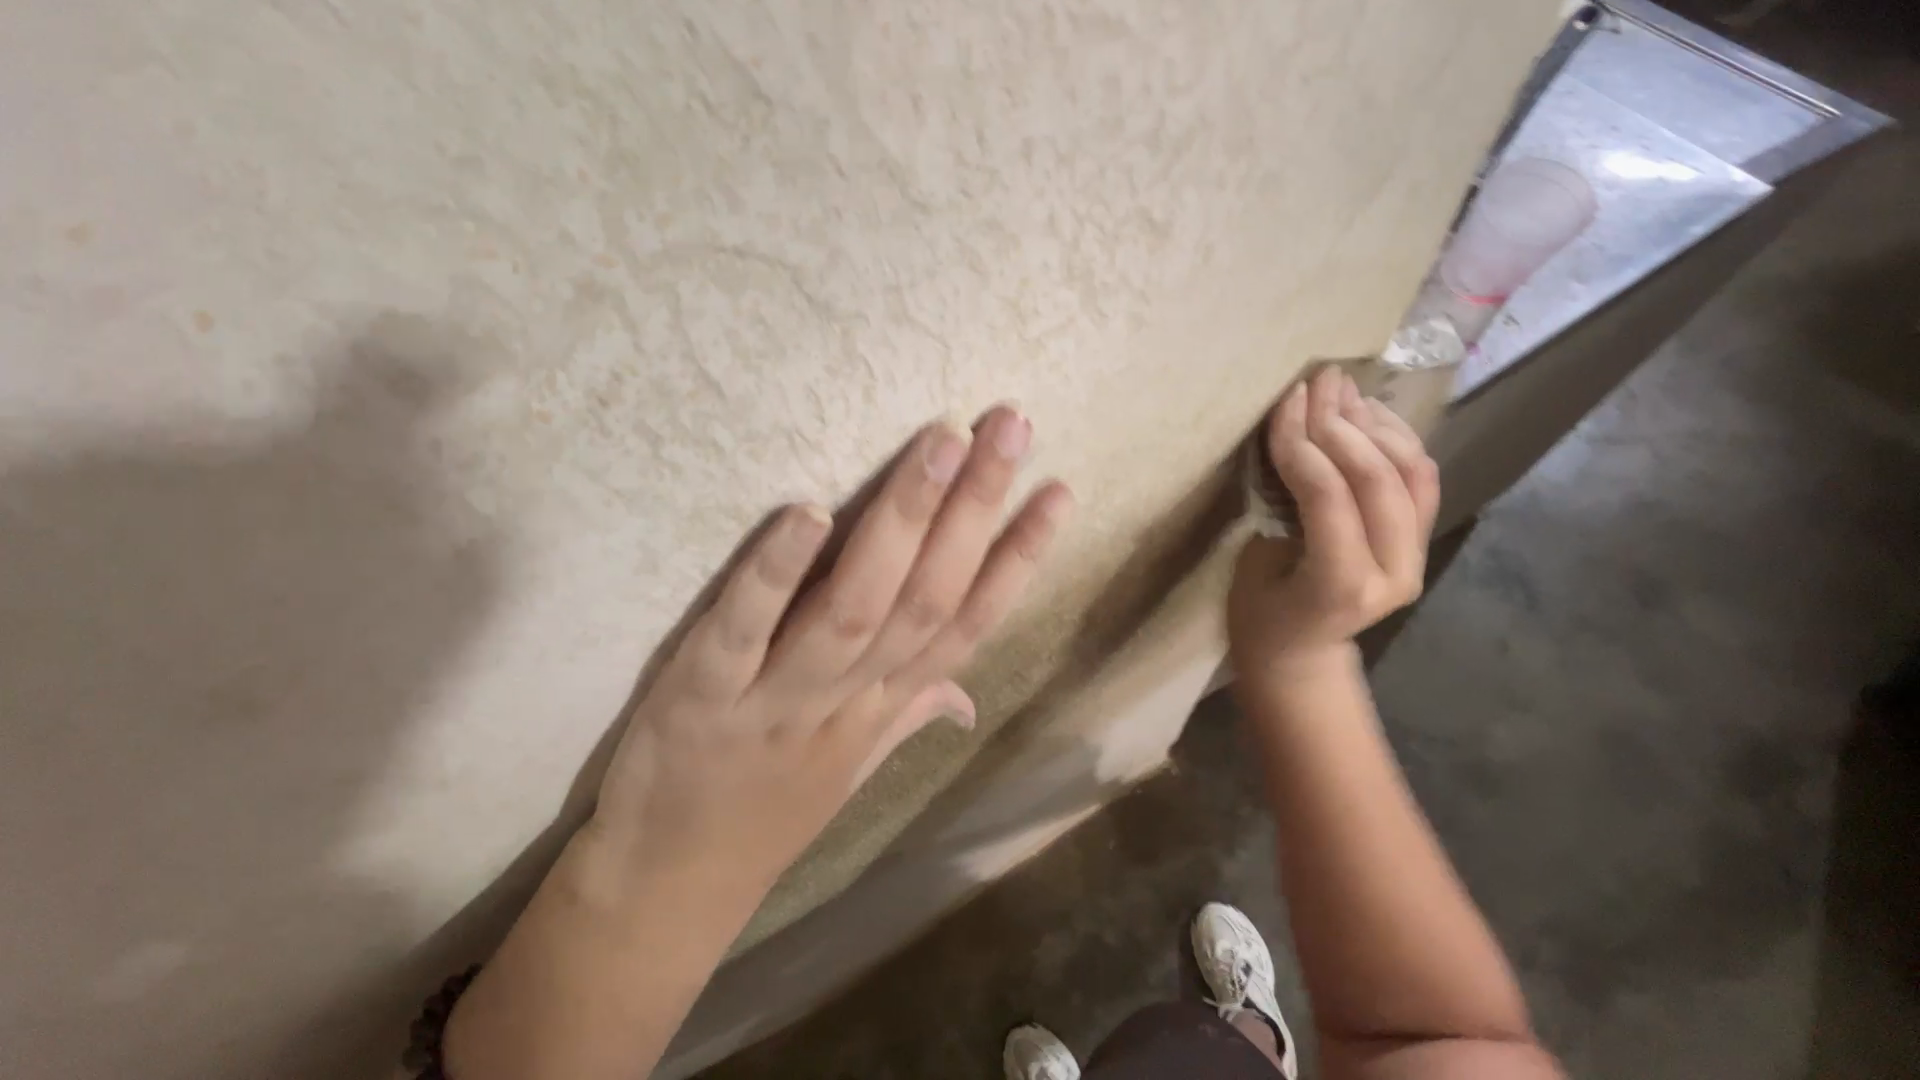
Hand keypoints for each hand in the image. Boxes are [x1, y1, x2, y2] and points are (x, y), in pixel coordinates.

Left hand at [590, 406, 1073, 893]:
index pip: (967, 627)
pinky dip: (777, 573)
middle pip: (925, 600)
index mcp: (884, 710)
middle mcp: (847, 700)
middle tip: (1009, 426)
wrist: (670, 887)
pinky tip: (809, 512)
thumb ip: (908, 716)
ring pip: (855, 608)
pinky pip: (745, 630)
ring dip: (902, 523)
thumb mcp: (849, 770)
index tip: (1059, 491)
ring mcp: (776, 700)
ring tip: (939, 443)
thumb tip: (967, 696)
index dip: (1019, 561)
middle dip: (974, 512)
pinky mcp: (700, 697)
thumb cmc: (765, 811)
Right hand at [1229, 367, 1438, 683]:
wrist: (1300, 656)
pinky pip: (1421, 480)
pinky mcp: (1421, 544)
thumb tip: (1293, 439)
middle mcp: (1393, 572)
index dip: (1303, 442)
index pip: (1328, 496)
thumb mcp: (1251, 568)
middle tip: (1316, 381)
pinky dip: (1398, 439)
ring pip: (1410, 472)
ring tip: (1343, 390)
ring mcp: (1415, 559)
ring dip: (1375, 423)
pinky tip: (1370, 413)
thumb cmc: (1258, 618)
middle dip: (1341, 422)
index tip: (1283, 401)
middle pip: (1377, 478)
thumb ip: (1280, 508)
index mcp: (1339, 586)